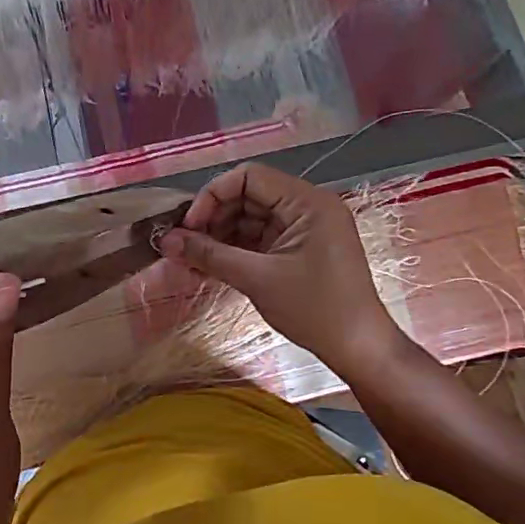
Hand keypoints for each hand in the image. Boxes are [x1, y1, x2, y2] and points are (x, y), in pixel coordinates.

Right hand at [161, 163, 403, 370]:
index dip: (212, 197)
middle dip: (213, 219)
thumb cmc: (314, 309)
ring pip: (250, 219)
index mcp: (307, 202)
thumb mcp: (257, 279)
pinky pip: (260, 239)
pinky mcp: (300, 249)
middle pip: (247, 196)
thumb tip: (167, 241)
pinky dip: (235, 250)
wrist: (357, 346)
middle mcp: (307, 207)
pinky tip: (211, 266)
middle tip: (185, 248)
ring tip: (192, 261)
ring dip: (220, 236)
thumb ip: (209, 255)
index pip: (248, 177)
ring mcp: (305, 229)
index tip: (189, 228)